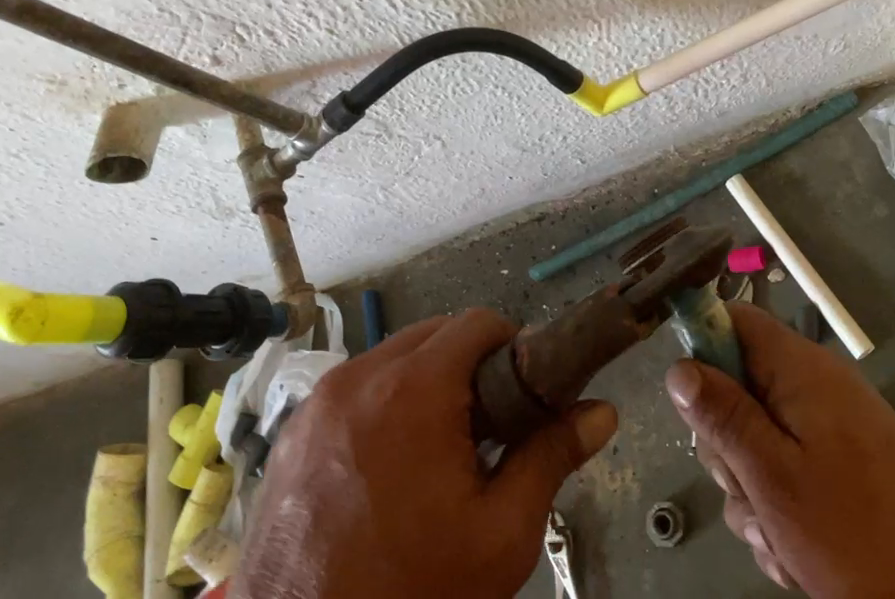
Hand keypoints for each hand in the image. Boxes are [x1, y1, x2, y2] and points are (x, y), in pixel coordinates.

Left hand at [236, 309, 616, 597]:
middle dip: (469, 365)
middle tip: (491, 426)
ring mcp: (317, 403)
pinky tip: (390, 466)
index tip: (524, 392)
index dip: (512, 346)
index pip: (477, 323)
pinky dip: (381, 406)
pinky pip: (353, 392)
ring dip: (425, 384)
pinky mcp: (293, 431)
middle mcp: (358, 377)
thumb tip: (601, 412)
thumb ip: (550, 457)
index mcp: (413, 388)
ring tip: (441, 452)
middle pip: (432, 335)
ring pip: (390, 360)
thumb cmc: (413, 586)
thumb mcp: (500, 532)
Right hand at [665, 304, 894, 597]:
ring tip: (780, 536)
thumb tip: (679, 367)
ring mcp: (831, 432)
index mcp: (799, 370)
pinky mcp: (843, 470)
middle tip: (748, 485)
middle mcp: (815, 390)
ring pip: (757, 445)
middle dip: (727, 447)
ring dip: (753, 495)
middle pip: (738, 391)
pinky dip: (781, 513)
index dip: (701, 348)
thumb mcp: (772, 474)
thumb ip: (723, 416)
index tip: (690, 403)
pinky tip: (796, 552)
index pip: (735, 321)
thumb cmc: (856, 529)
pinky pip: (787, 478)